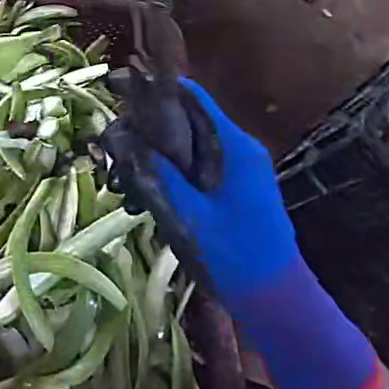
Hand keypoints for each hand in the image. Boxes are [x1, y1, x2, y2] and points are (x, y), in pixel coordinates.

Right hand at [108, 79, 379, 388]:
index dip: (153, 88)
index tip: (116, 92)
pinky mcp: (229, 186)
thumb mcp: (189, 215)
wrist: (276, 299)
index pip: (191, 95)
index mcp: (233, 147)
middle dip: (143, 133)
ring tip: (123, 187)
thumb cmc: (236, 257)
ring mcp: (234, 167)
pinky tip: (142, 202)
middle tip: (112, 157)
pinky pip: (191, 167)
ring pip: (182, 145)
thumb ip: (157, 174)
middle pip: (182, 119)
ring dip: (151, 159)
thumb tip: (123, 137)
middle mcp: (236, 148)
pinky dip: (165, 176)